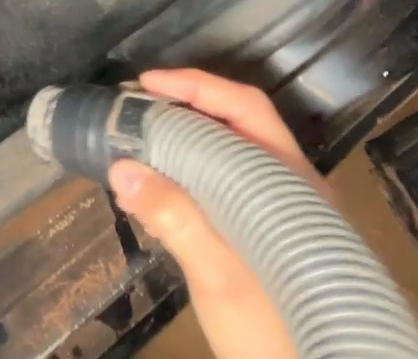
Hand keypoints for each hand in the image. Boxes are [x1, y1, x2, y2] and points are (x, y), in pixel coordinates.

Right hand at [108, 68, 316, 358]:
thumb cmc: (277, 332)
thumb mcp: (220, 278)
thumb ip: (176, 219)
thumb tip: (121, 168)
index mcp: (293, 185)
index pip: (246, 109)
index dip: (195, 87)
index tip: (145, 84)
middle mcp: (295, 188)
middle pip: (239, 125)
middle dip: (184, 109)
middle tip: (136, 107)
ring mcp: (286, 214)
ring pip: (232, 156)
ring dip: (184, 142)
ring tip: (137, 145)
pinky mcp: (273, 237)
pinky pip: (229, 186)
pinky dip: (190, 175)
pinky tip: (158, 193)